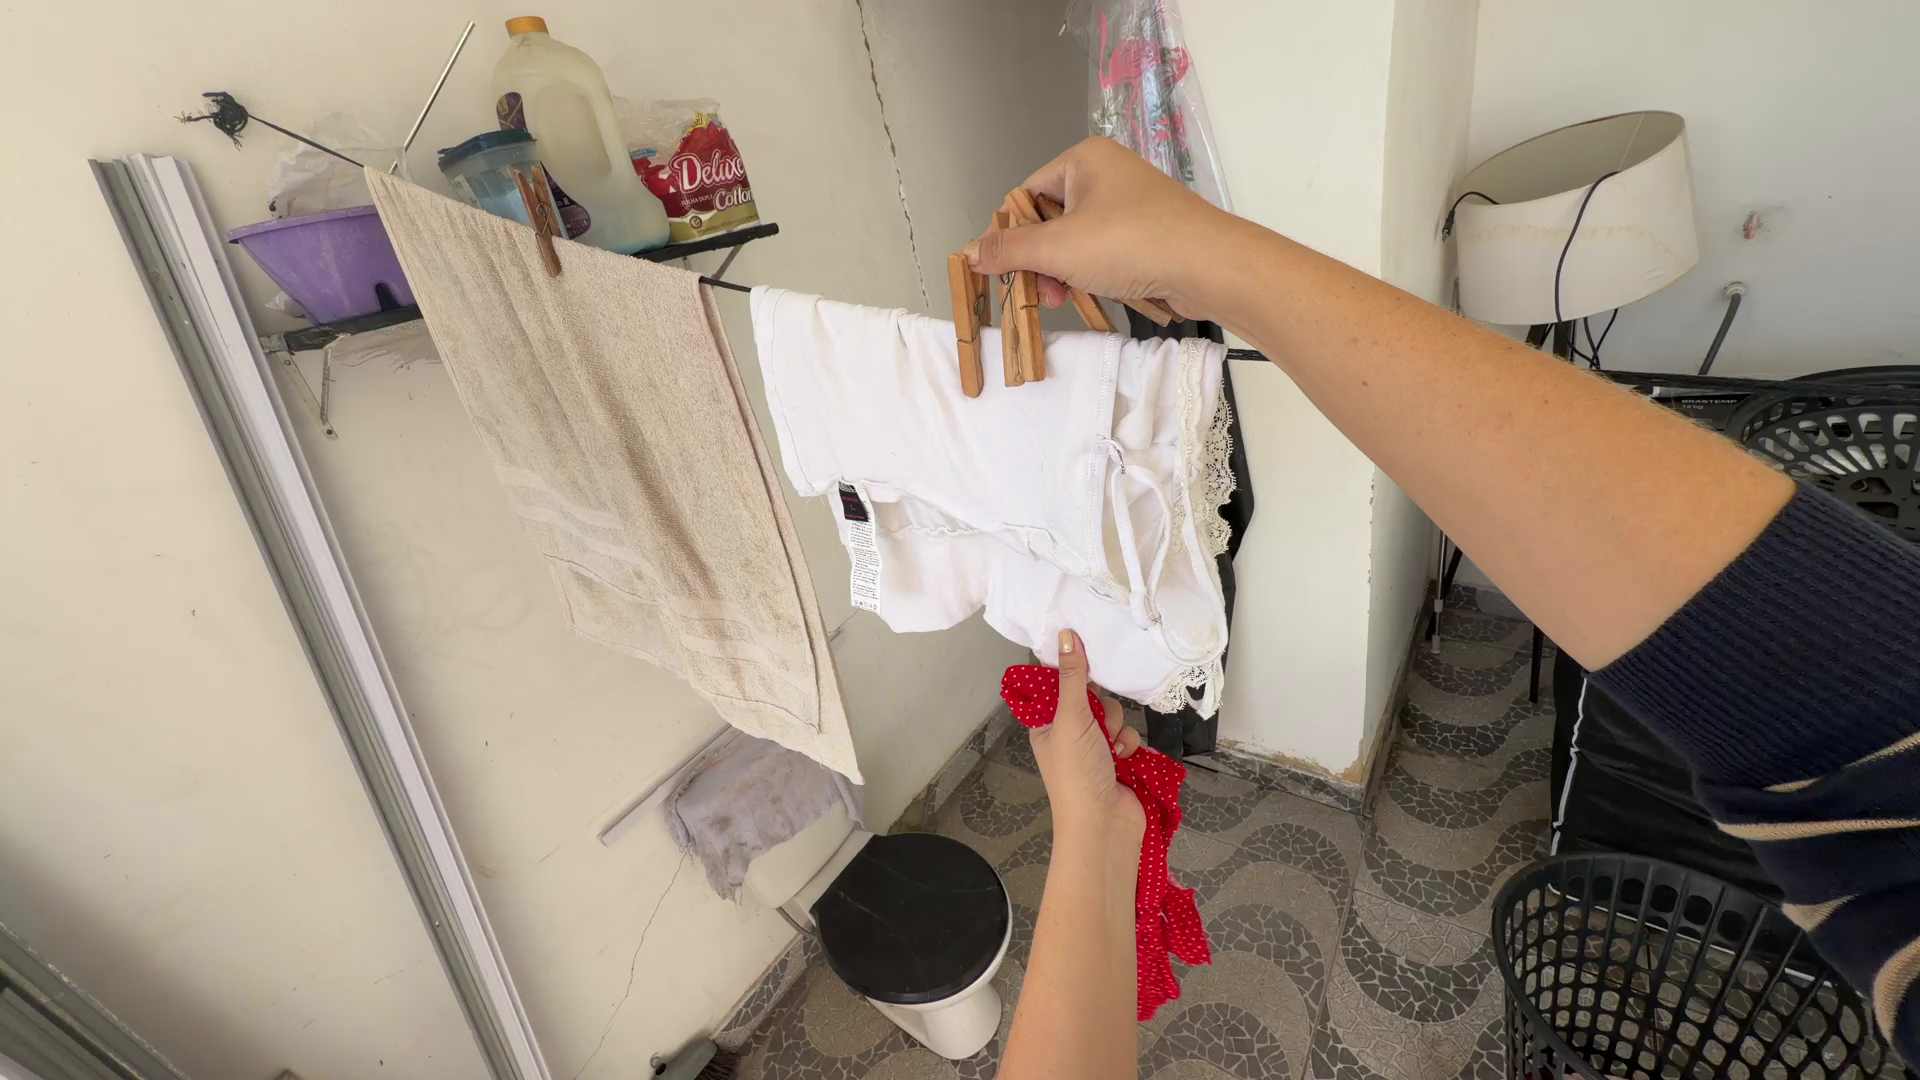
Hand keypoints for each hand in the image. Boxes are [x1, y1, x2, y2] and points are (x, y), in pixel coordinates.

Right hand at [963, 137, 1241, 322]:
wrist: (1205, 265)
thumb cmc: (1128, 244)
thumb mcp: (1057, 248)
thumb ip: (1008, 251)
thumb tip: (969, 252)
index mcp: (1082, 160)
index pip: (1025, 195)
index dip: (1010, 236)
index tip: (1005, 272)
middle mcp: (1104, 174)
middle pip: (1048, 221)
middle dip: (1038, 261)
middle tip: (1039, 292)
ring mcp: (1127, 204)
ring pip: (1073, 242)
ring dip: (1060, 274)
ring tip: (1062, 299)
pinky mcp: (1144, 234)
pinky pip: (1100, 253)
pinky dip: (1088, 275)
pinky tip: (1088, 295)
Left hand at [1028, 630, 1146, 843]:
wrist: (1105, 825)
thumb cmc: (1076, 771)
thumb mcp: (1070, 718)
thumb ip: (1073, 676)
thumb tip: (1066, 634)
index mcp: (1046, 722)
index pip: (1058, 683)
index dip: (1072, 670)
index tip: (1087, 651)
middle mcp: (1068, 731)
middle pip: (1091, 696)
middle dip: (1100, 707)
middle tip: (1096, 722)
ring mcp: (1094, 746)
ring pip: (1113, 713)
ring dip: (1115, 728)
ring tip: (1110, 749)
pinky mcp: (1119, 757)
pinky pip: (1129, 733)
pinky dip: (1128, 744)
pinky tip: (1124, 759)